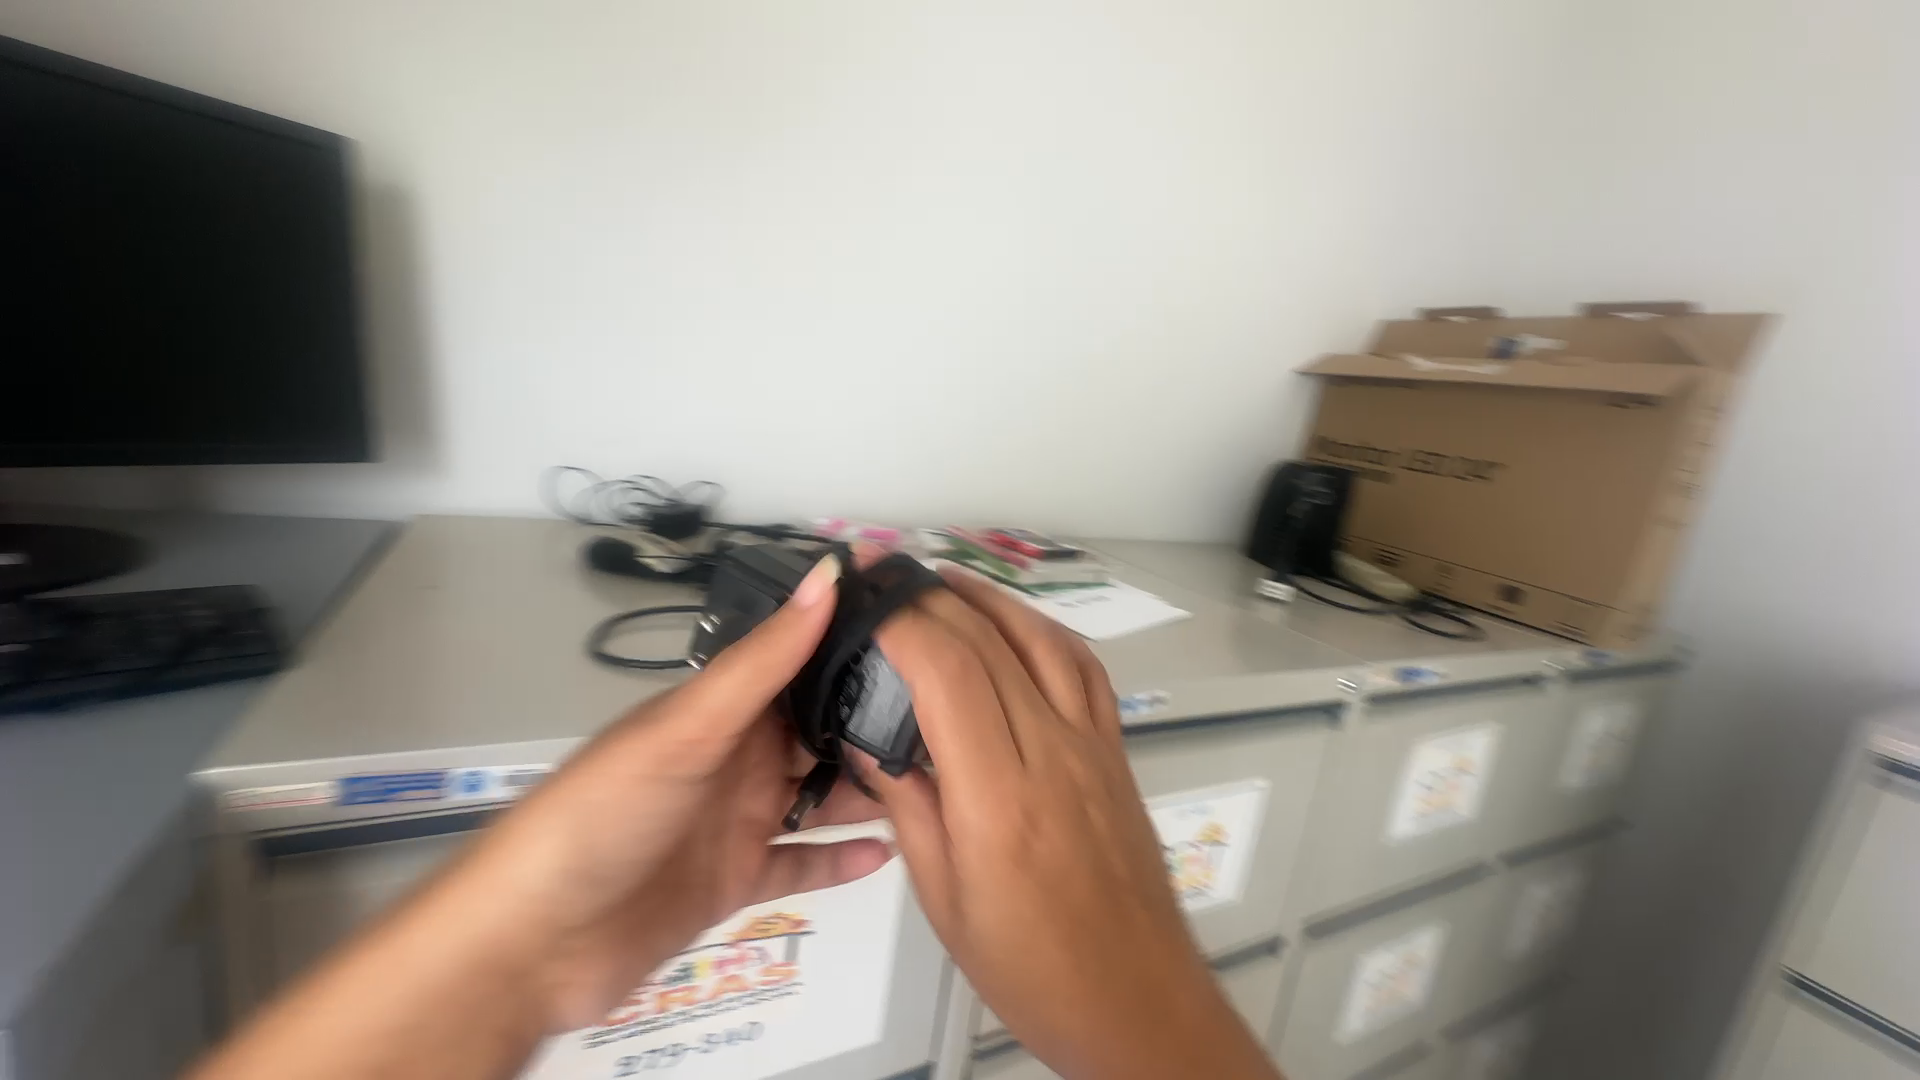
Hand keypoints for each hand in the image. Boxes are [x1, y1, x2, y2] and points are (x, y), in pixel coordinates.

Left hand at [456, 553, 891, 1032]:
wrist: (532, 942)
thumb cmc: (607, 812)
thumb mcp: (690, 726)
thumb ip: (765, 659)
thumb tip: (829, 574)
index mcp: (726, 711)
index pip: (803, 667)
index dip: (858, 650)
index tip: (926, 639)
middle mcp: (739, 758)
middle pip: (821, 734)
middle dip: (876, 725)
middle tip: (950, 722)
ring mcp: (739, 820)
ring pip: (821, 797)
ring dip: (868, 791)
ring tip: (936, 780)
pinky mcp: (739, 879)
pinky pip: (802, 862)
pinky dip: (841, 858)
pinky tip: (888, 851)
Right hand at [856, 567, 1280, 1079]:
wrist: (1137, 1001)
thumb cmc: (1030, 967)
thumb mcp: (944, 897)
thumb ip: (906, 805)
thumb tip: (870, 739)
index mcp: (1000, 798)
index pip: (949, 676)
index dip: (905, 627)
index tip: (868, 607)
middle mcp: (1052, 754)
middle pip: (991, 644)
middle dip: (934, 599)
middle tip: (890, 580)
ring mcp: (1093, 746)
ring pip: (1044, 641)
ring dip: (991, 598)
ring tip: (946, 580)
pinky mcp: (1116, 750)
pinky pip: (1085, 669)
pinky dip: (1044, 630)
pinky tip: (1016, 623)